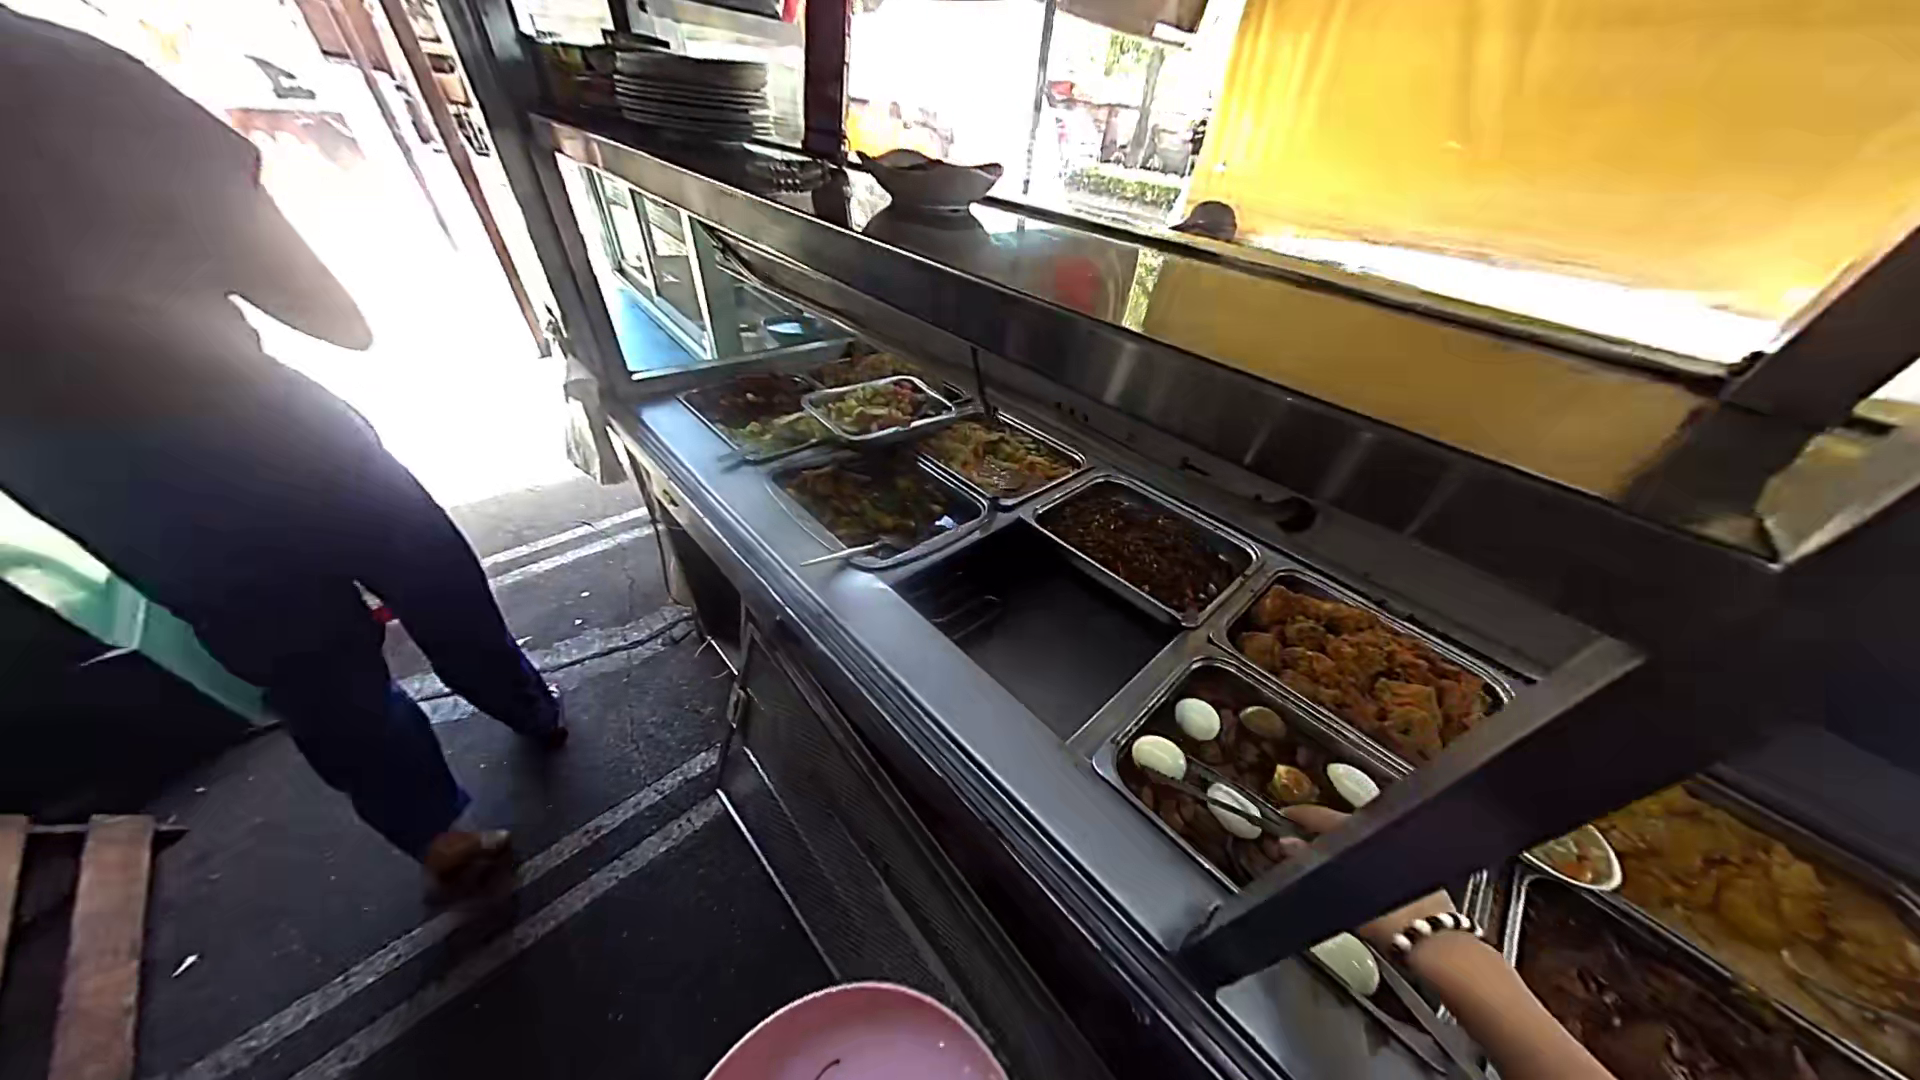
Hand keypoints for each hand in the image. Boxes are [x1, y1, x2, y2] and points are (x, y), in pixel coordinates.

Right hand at [1280, 804, 1457, 950]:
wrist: (1438, 949)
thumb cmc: (1389, 916)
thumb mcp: (1341, 889)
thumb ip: (1308, 863)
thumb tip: (1284, 845)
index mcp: (1370, 833)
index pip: (1327, 816)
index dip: (1301, 815)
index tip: (1284, 815)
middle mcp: (1389, 837)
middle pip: (1345, 825)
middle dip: (1320, 830)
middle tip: (1297, 836)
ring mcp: (1404, 855)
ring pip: (1361, 841)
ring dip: (1338, 845)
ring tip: (1317, 855)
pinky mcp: (1414, 876)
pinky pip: (1374, 855)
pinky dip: (1356, 858)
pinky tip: (1346, 871)